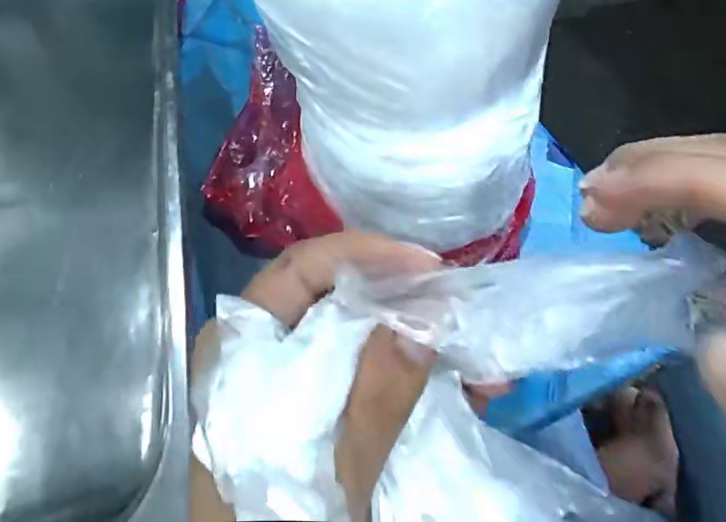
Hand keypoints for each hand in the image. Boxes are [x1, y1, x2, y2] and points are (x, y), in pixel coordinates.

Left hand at [189, 232, 503, 521]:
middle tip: (467, 313)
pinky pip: (362, 377)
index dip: (365, 256)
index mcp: (241, 340)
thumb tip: (425, 319)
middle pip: (332, 298)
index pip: (300, 269)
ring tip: (484, 369)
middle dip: (403, 302)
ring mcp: (284, 378)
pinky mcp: (312, 412)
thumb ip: (375, 397)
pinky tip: (461, 394)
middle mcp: (259, 346)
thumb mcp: (329, 469)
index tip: (431, 266)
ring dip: (417, 345)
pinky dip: (408, 382)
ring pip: (354, 338)